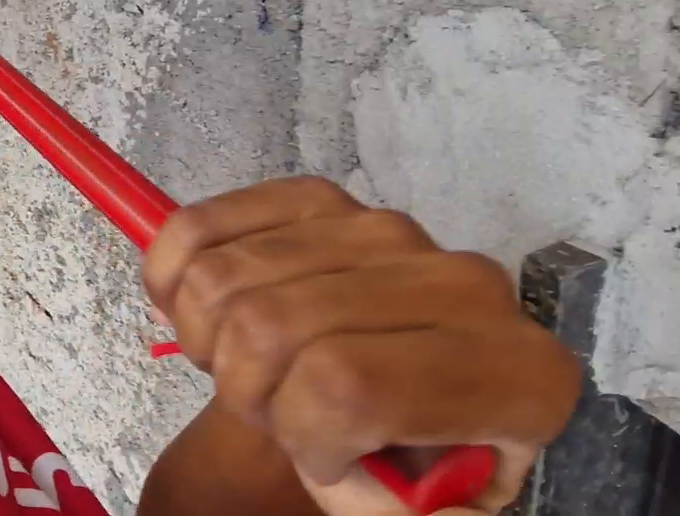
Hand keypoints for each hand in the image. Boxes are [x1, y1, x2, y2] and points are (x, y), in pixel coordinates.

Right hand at [143, 178, 580, 514]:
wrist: (410, 375)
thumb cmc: (414, 445)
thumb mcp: (423, 504)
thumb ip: (392, 506)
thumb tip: (339, 468)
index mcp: (513, 373)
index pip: (344, 385)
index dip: (296, 426)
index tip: (315, 458)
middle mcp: (457, 282)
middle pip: (268, 323)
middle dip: (236, 379)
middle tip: (259, 405)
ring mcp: (379, 226)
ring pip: (223, 275)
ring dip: (199, 329)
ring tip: (230, 356)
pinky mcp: (313, 195)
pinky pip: (200, 223)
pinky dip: (166, 269)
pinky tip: (181, 302)